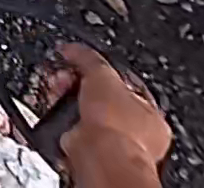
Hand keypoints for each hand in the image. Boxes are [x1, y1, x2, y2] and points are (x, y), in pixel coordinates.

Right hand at [47, 44, 170, 187]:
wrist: (99, 154)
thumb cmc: (117, 124)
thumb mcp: (102, 74)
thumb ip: (88, 57)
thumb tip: (71, 48)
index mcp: (150, 115)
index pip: (123, 83)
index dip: (98, 69)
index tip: (79, 60)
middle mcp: (133, 129)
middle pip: (96, 92)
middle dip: (75, 79)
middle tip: (64, 74)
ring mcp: (109, 138)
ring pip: (80, 105)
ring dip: (63, 93)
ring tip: (55, 86)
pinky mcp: (87, 144)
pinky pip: (67, 120)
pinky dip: (57, 110)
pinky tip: (53, 103)